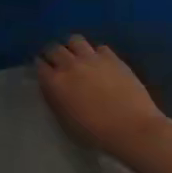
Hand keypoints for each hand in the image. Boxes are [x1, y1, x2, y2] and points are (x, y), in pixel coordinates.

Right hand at [35, 35, 168, 151]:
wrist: (131, 128)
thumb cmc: (94, 133)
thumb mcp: (64, 120)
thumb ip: (55, 99)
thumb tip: (52, 87)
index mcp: (55, 83)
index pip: (39, 65)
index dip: (41, 67)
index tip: (45, 72)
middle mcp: (69, 65)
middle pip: (54, 48)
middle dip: (53, 54)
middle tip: (59, 63)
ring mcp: (92, 59)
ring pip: (75, 40)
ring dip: (73, 47)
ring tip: (78, 56)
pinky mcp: (113, 58)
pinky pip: (99, 47)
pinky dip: (96, 53)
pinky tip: (101, 63)